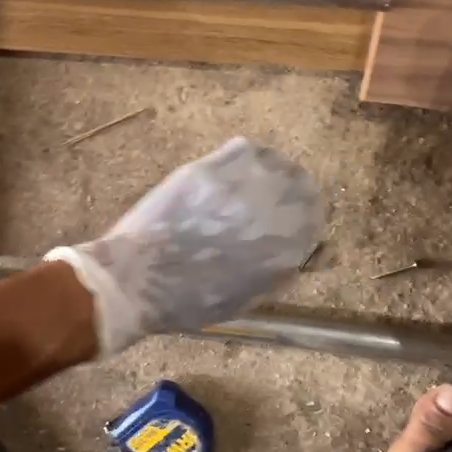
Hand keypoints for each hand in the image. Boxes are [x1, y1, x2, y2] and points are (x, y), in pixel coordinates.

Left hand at [45, 137, 321, 356]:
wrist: (135, 280)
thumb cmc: (185, 301)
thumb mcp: (245, 299)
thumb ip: (277, 272)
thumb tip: (298, 251)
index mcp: (285, 254)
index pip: (316, 223)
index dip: (303, 220)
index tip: (290, 219)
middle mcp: (273, 215)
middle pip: (302, 188)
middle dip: (290, 193)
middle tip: (269, 198)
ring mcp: (241, 186)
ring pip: (275, 165)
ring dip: (268, 172)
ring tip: (249, 182)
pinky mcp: (210, 169)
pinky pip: (242, 150)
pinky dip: (240, 158)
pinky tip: (226, 172)